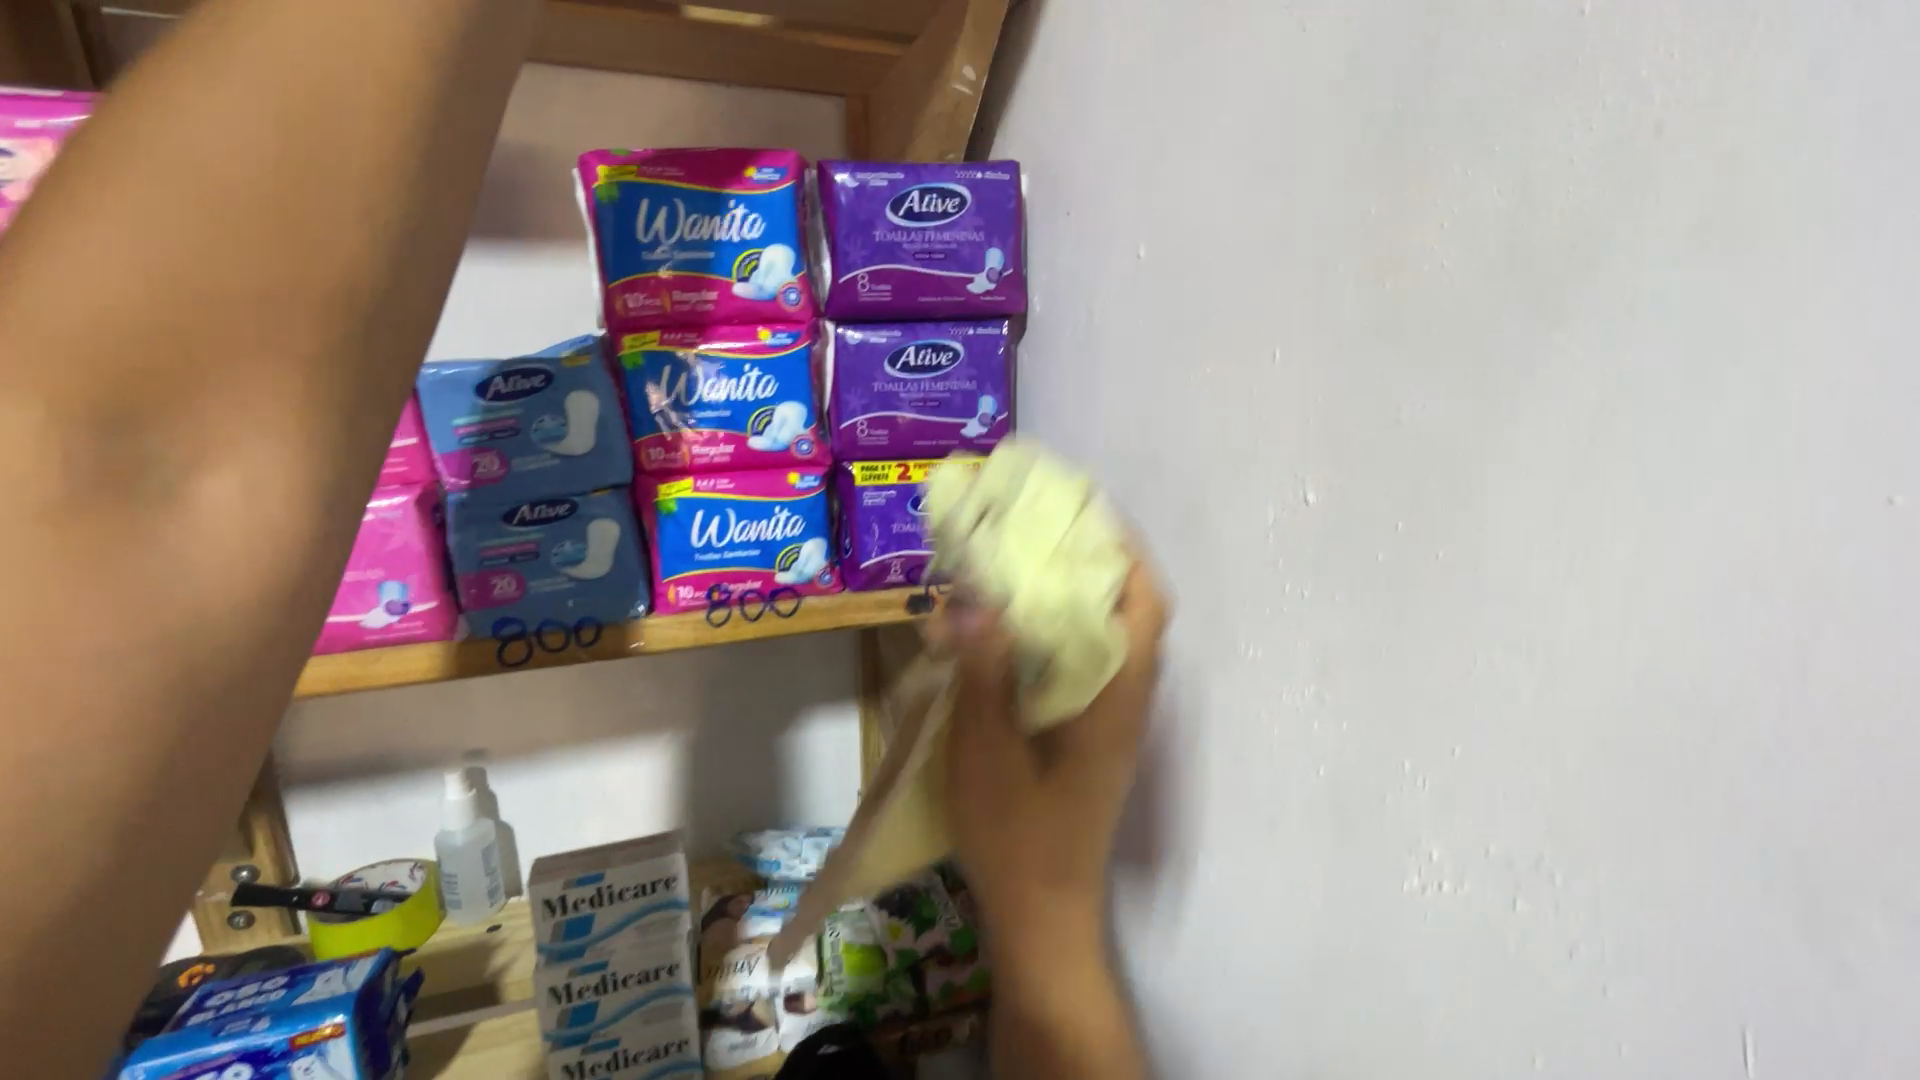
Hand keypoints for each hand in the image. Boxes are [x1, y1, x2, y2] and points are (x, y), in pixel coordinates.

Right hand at [938, 556, 1168, 942]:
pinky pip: (1083, 668)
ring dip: (1071, 601)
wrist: (1042, 915)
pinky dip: (1056, 637)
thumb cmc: (1017, 835)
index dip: (1121, 551)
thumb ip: (985, 671)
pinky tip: (1009, 638)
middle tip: (1033, 535)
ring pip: (1103, 641)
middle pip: (1125, 614)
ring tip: (1017, 572)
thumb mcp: (987, 749)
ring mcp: (1111, 722)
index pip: (1143, 605)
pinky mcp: (1091, 738)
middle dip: (1089, 565)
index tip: (1079, 513)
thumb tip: (975, 599)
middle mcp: (1125, 701)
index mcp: (1115, 697)